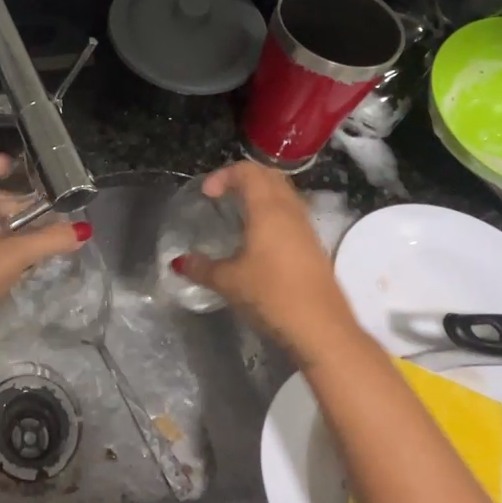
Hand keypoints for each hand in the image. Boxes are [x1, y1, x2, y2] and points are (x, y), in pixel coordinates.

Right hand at [172, 161, 357, 355]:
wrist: (323, 330)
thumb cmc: (272, 296)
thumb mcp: (229, 282)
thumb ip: (202, 268)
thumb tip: (178, 262)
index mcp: (268, 210)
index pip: (248, 171)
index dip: (224, 175)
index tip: (208, 194)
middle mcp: (290, 212)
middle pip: (269, 176)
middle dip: (244, 178)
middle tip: (223, 195)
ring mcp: (307, 229)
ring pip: (285, 195)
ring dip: (262, 195)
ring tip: (240, 214)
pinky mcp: (315, 248)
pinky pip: (292, 215)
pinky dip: (274, 214)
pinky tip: (260, 241)